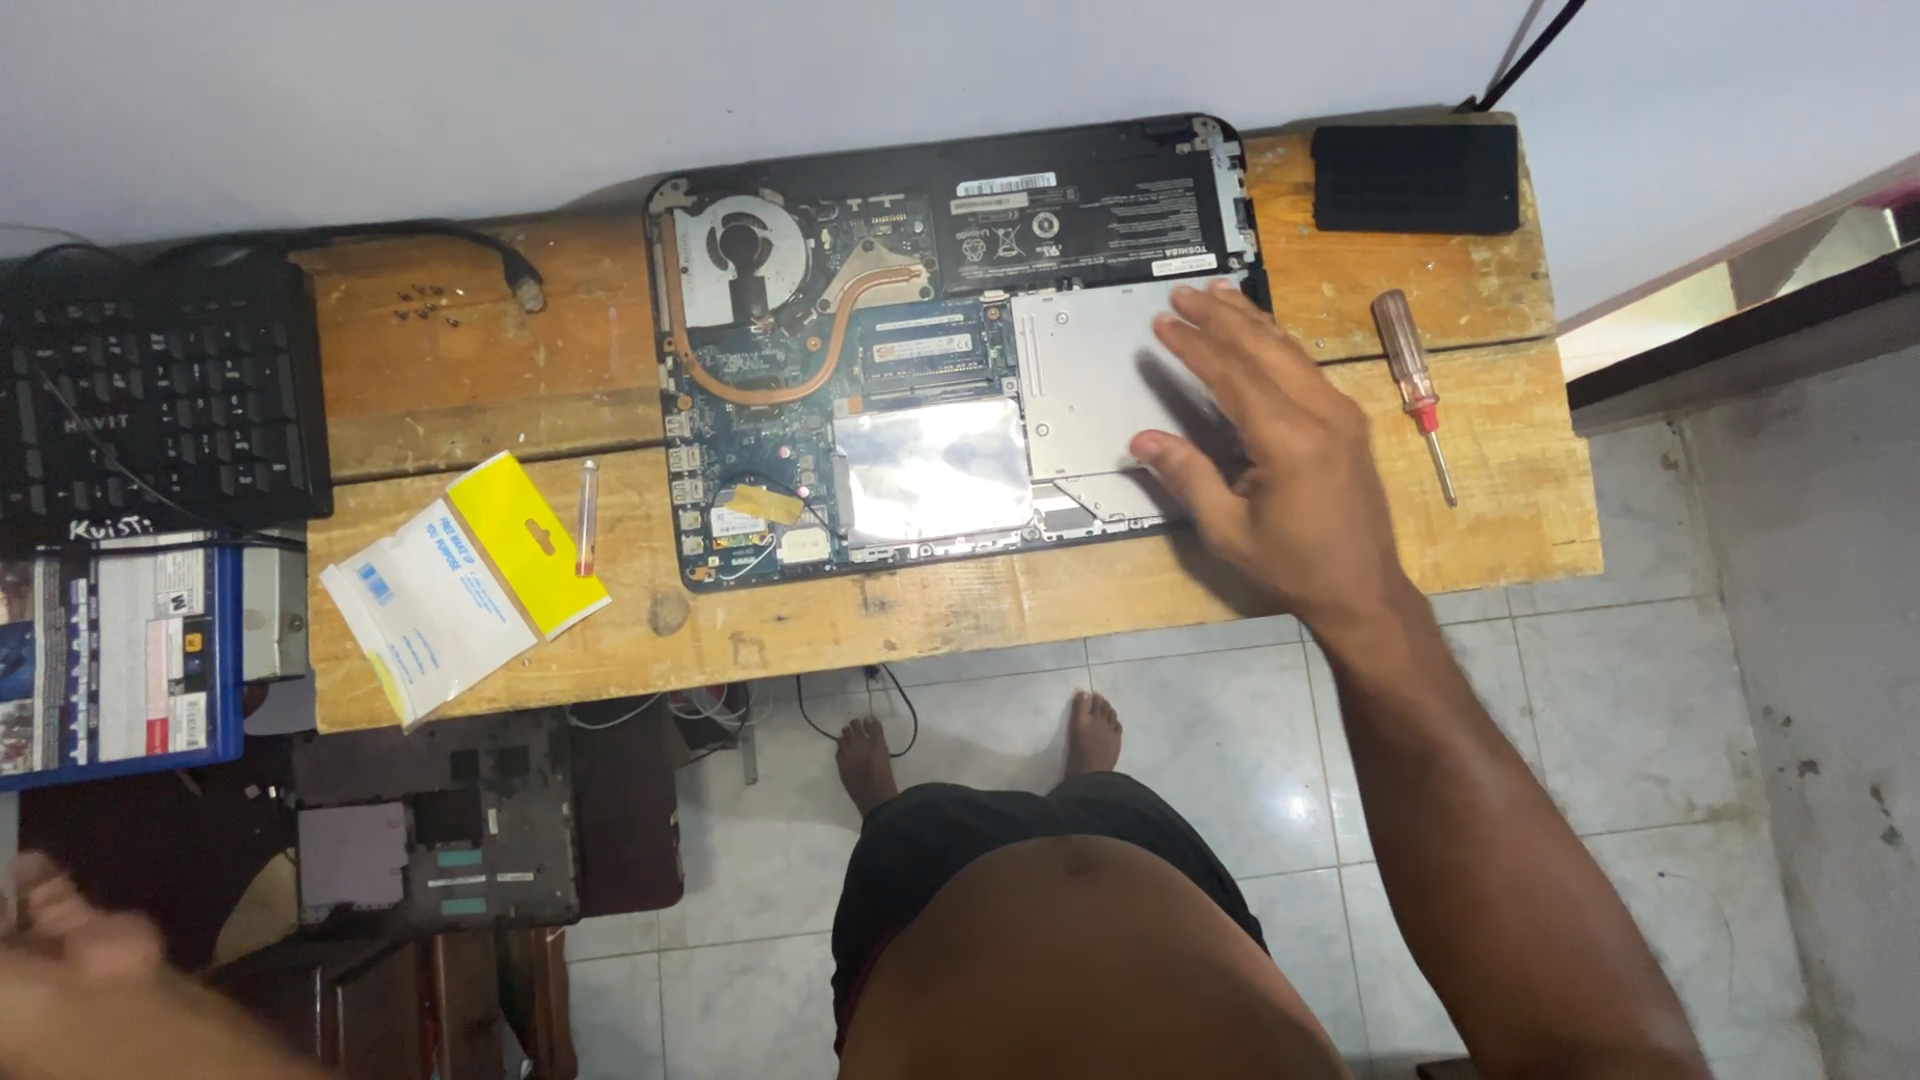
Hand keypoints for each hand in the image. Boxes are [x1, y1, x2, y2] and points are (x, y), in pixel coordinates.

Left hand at [0, 854, 330, 1079]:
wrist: (100, 998)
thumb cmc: (17, 1005)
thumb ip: (1, 920)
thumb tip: (8, 876)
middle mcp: (6, 970)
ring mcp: (43, 948)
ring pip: (13, 912)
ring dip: (5, 888)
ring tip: (4, 859)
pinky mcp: (85, 927)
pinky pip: (57, 898)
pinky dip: (42, 877)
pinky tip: (27, 856)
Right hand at [1130, 280, 1417, 638]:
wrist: (1362, 587)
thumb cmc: (1290, 565)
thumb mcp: (1227, 530)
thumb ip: (1188, 477)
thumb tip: (1142, 439)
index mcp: (1290, 441)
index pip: (1233, 376)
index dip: (1194, 346)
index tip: (1162, 323)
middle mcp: (1322, 414)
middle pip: (1264, 350)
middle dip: (1219, 318)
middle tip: (1181, 294)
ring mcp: (1341, 413)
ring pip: (1290, 351)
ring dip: (1250, 320)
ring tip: (1216, 293)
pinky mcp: (1347, 421)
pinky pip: (1305, 368)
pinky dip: (1276, 343)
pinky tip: (1259, 332)